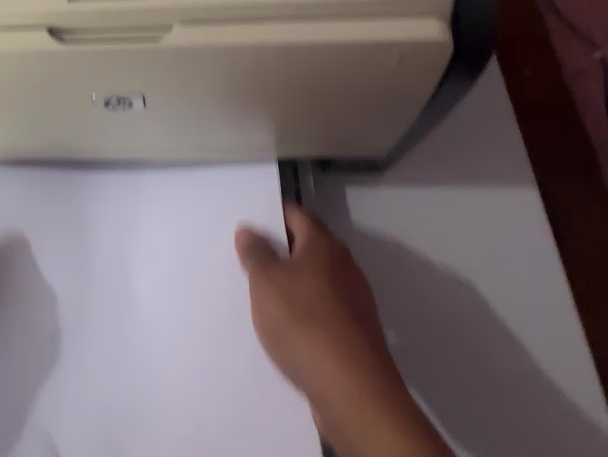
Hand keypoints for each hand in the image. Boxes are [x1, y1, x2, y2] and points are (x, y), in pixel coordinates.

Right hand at [236, 203, 393, 404]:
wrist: (353, 391)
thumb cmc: (304, 323)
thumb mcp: (266, 282)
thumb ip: (256, 253)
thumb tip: (250, 229)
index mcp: (324, 245)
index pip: (296, 215)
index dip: (272, 216)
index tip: (250, 225)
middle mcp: (345, 267)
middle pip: (309, 248)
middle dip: (282, 252)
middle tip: (250, 261)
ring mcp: (355, 301)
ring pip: (317, 282)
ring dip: (294, 286)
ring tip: (264, 298)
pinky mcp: (357, 333)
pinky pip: (325, 312)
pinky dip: (306, 314)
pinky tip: (288, 330)